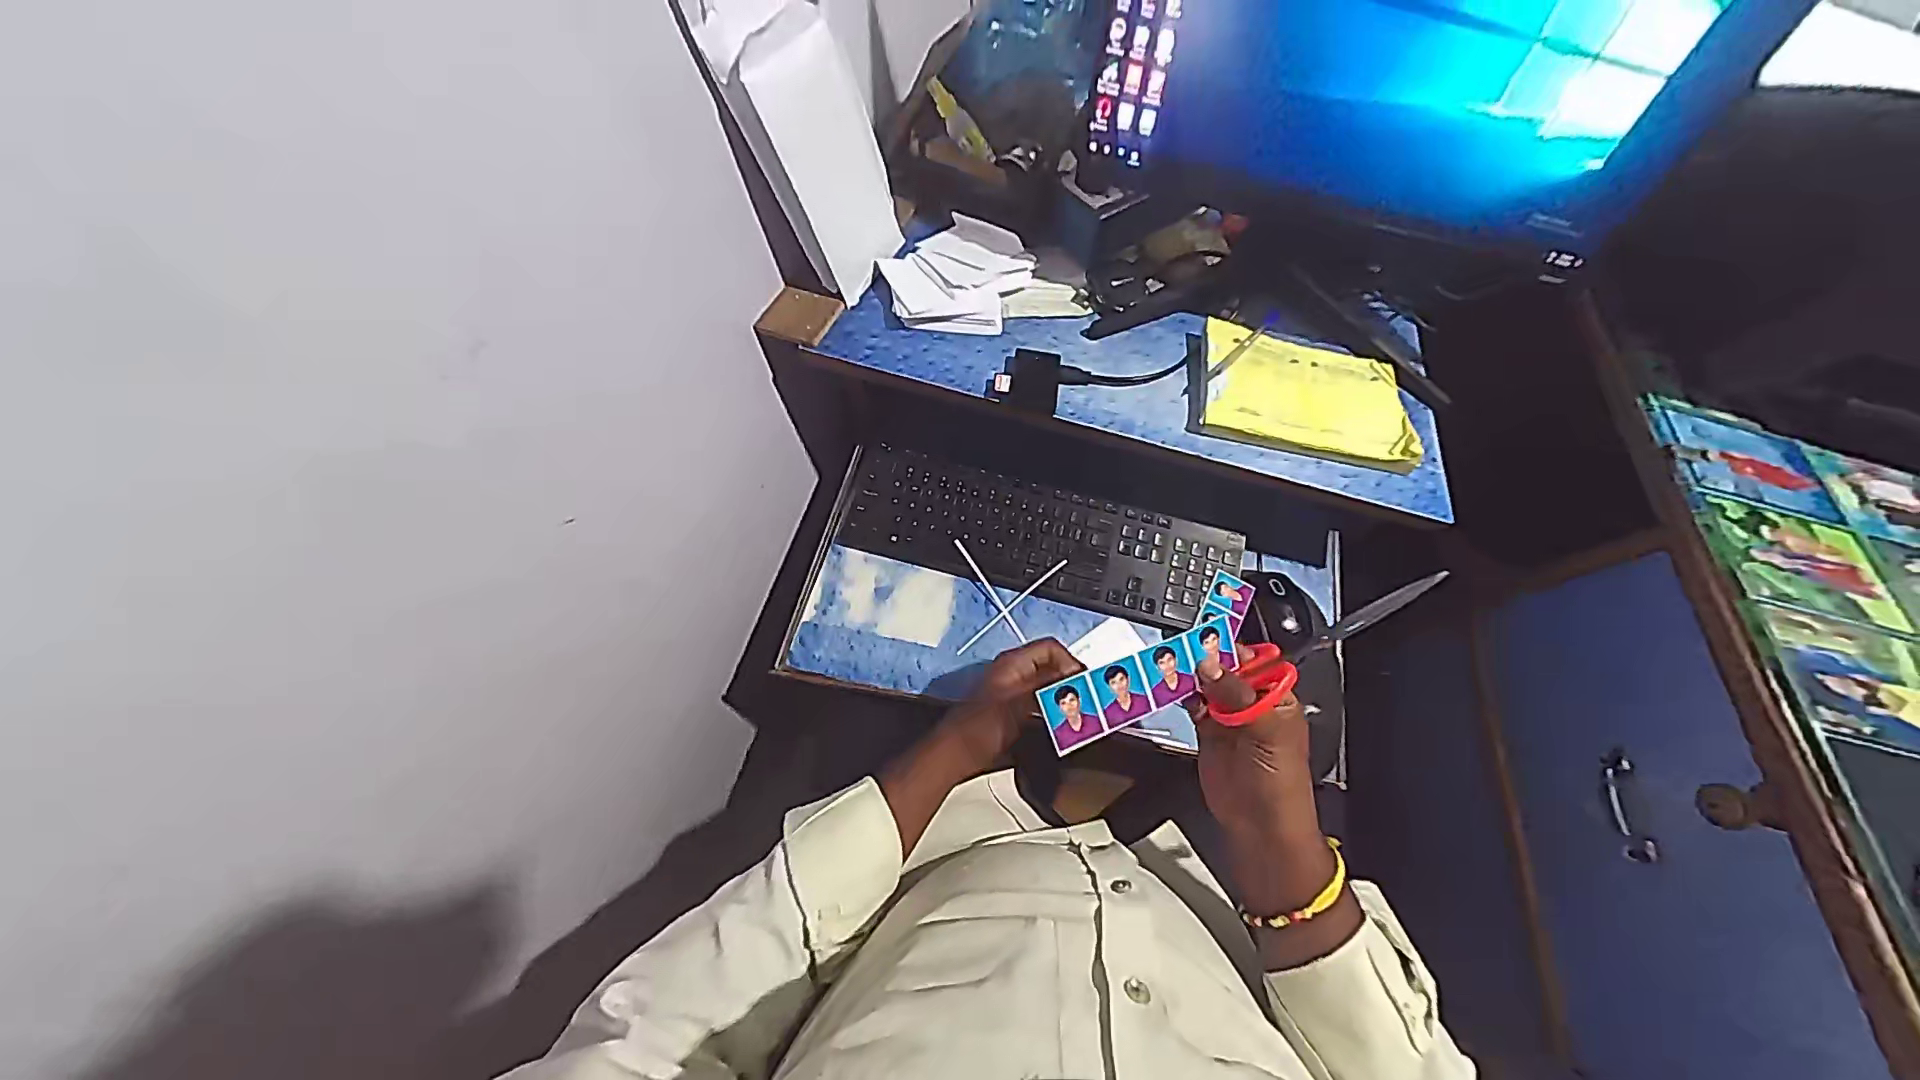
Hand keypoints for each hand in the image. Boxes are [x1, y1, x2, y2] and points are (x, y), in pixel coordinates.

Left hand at [881, 639, 1082, 857]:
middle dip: (1072, 683)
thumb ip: (1047, 692)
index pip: (1051, 649)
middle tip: (1089, 702)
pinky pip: (1043, 706)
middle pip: (1053, 669)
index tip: (1084, 684)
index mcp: (1012, 664)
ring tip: (1080, 716)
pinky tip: (1063, 728)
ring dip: (1065, 700)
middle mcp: (1014, 674)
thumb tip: (1075, 685)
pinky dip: (1055, 713)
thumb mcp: (1017, 706)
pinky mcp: (1014, 713)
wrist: (955, 755)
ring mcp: (1014, 693)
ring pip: (1049, 689)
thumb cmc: (977, 729)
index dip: (1070, 663)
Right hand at [1184, 644, 1314, 840]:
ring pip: (1204, 682)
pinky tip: (1172, 688)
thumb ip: (1236, 695)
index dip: (1228, 649)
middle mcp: (1250, 700)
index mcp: (1276, 695)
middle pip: (1223, 668)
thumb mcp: (1265, 732)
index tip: (1204, 641)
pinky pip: (1190, 701)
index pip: (1251, 659)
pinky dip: (1180, 693)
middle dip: (1203, 659)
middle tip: (1182, 652)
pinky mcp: (1206, 727)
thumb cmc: (1280, 784)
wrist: (1260, 826)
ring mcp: (1227, 714)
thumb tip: (1210, 665)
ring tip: (1172, 667)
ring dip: (1189, 675)